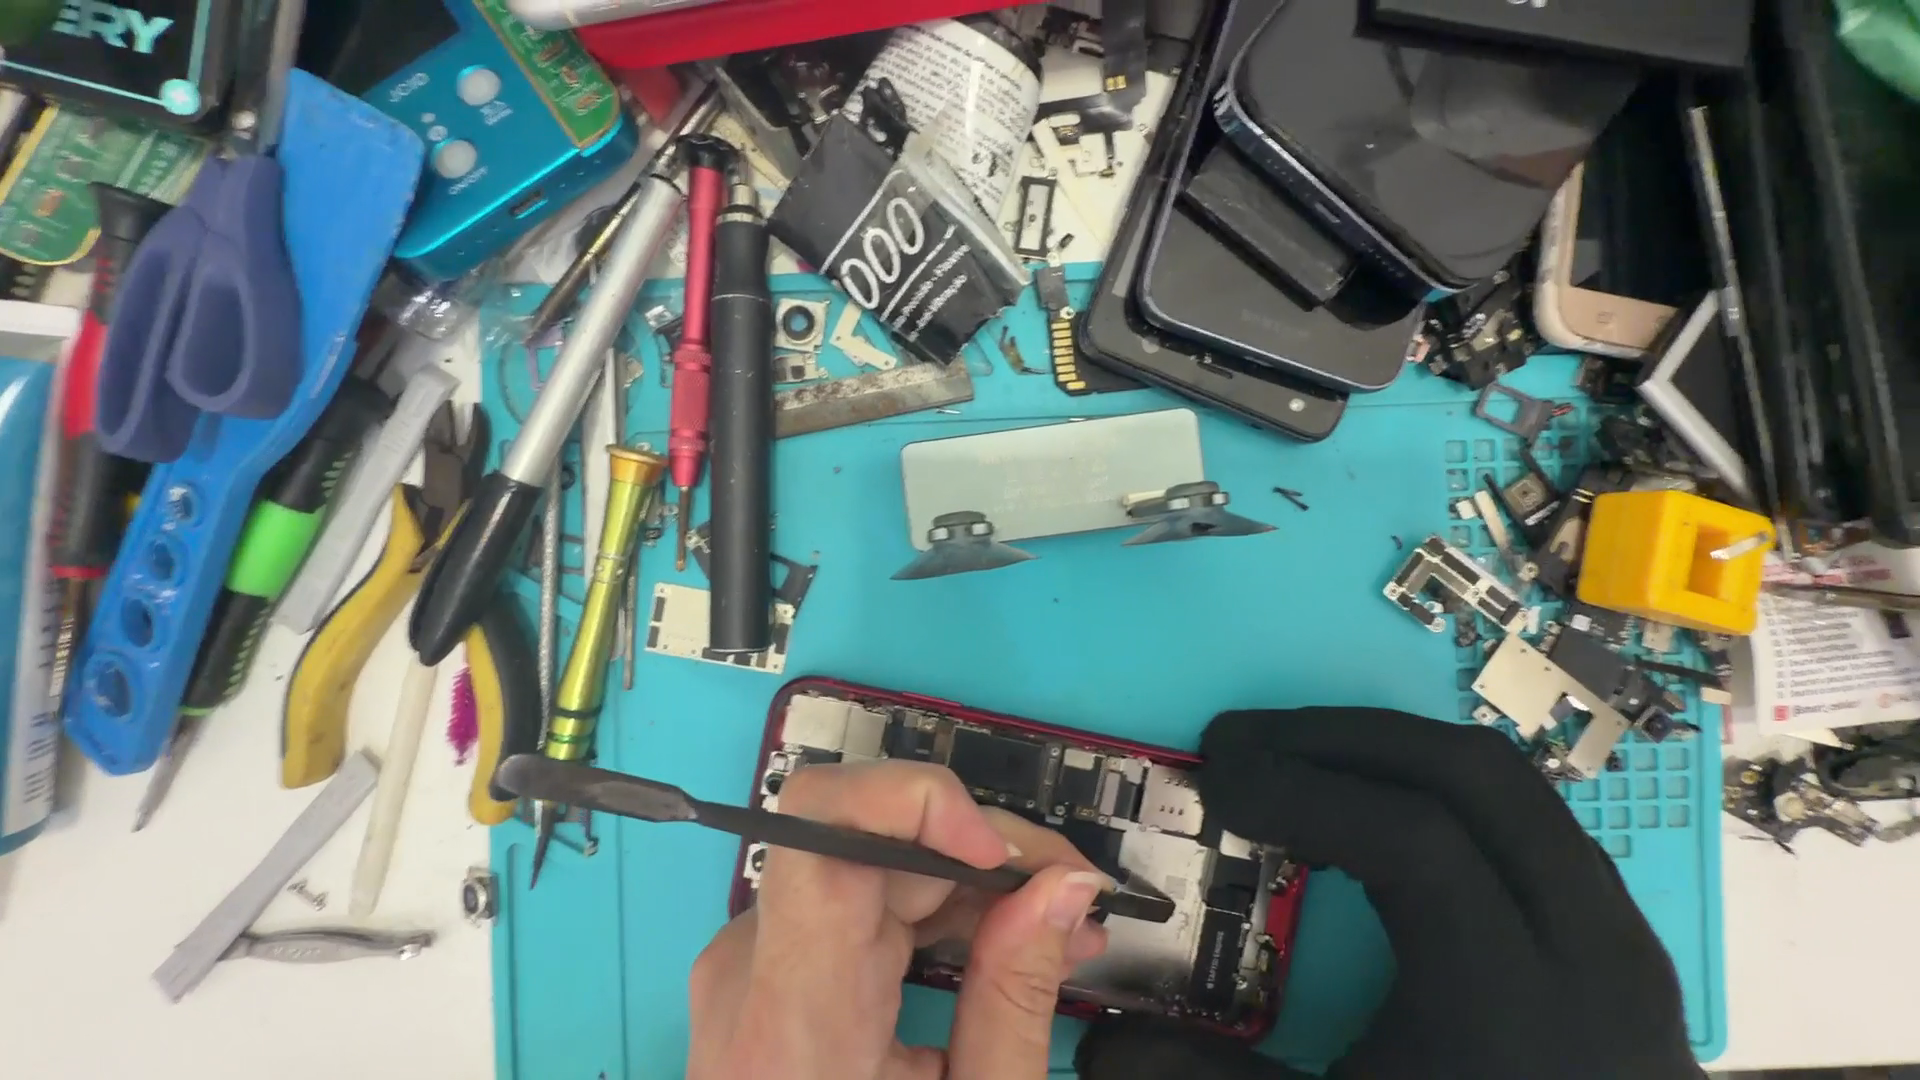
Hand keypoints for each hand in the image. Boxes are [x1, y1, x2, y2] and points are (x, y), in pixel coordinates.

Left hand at [690, 760, 1111, 1079]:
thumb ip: (1014, 998)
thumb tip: (1063, 886)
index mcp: (786, 1014)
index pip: (822, 828)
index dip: (916, 801)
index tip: (1004, 849)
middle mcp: (751, 962)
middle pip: (872, 842)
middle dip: (984, 851)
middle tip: (1075, 893)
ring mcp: (754, 959)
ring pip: (876, 863)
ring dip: (972, 882)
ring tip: (1058, 929)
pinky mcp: (772, 965)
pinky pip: (862, 904)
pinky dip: (936, 912)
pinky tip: (1000, 941)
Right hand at [1077, 708, 1701, 1079]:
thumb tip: (1101, 1048)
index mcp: (1514, 1004)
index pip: (1412, 839)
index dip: (1301, 791)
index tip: (1216, 781)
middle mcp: (1588, 946)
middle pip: (1464, 773)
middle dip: (1334, 737)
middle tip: (1239, 745)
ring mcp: (1617, 925)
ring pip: (1498, 773)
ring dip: (1380, 745)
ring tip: (1292, 759)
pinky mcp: (1614, 922)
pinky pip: (1515, 803)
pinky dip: (1424, 777)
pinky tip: (1364, 807)